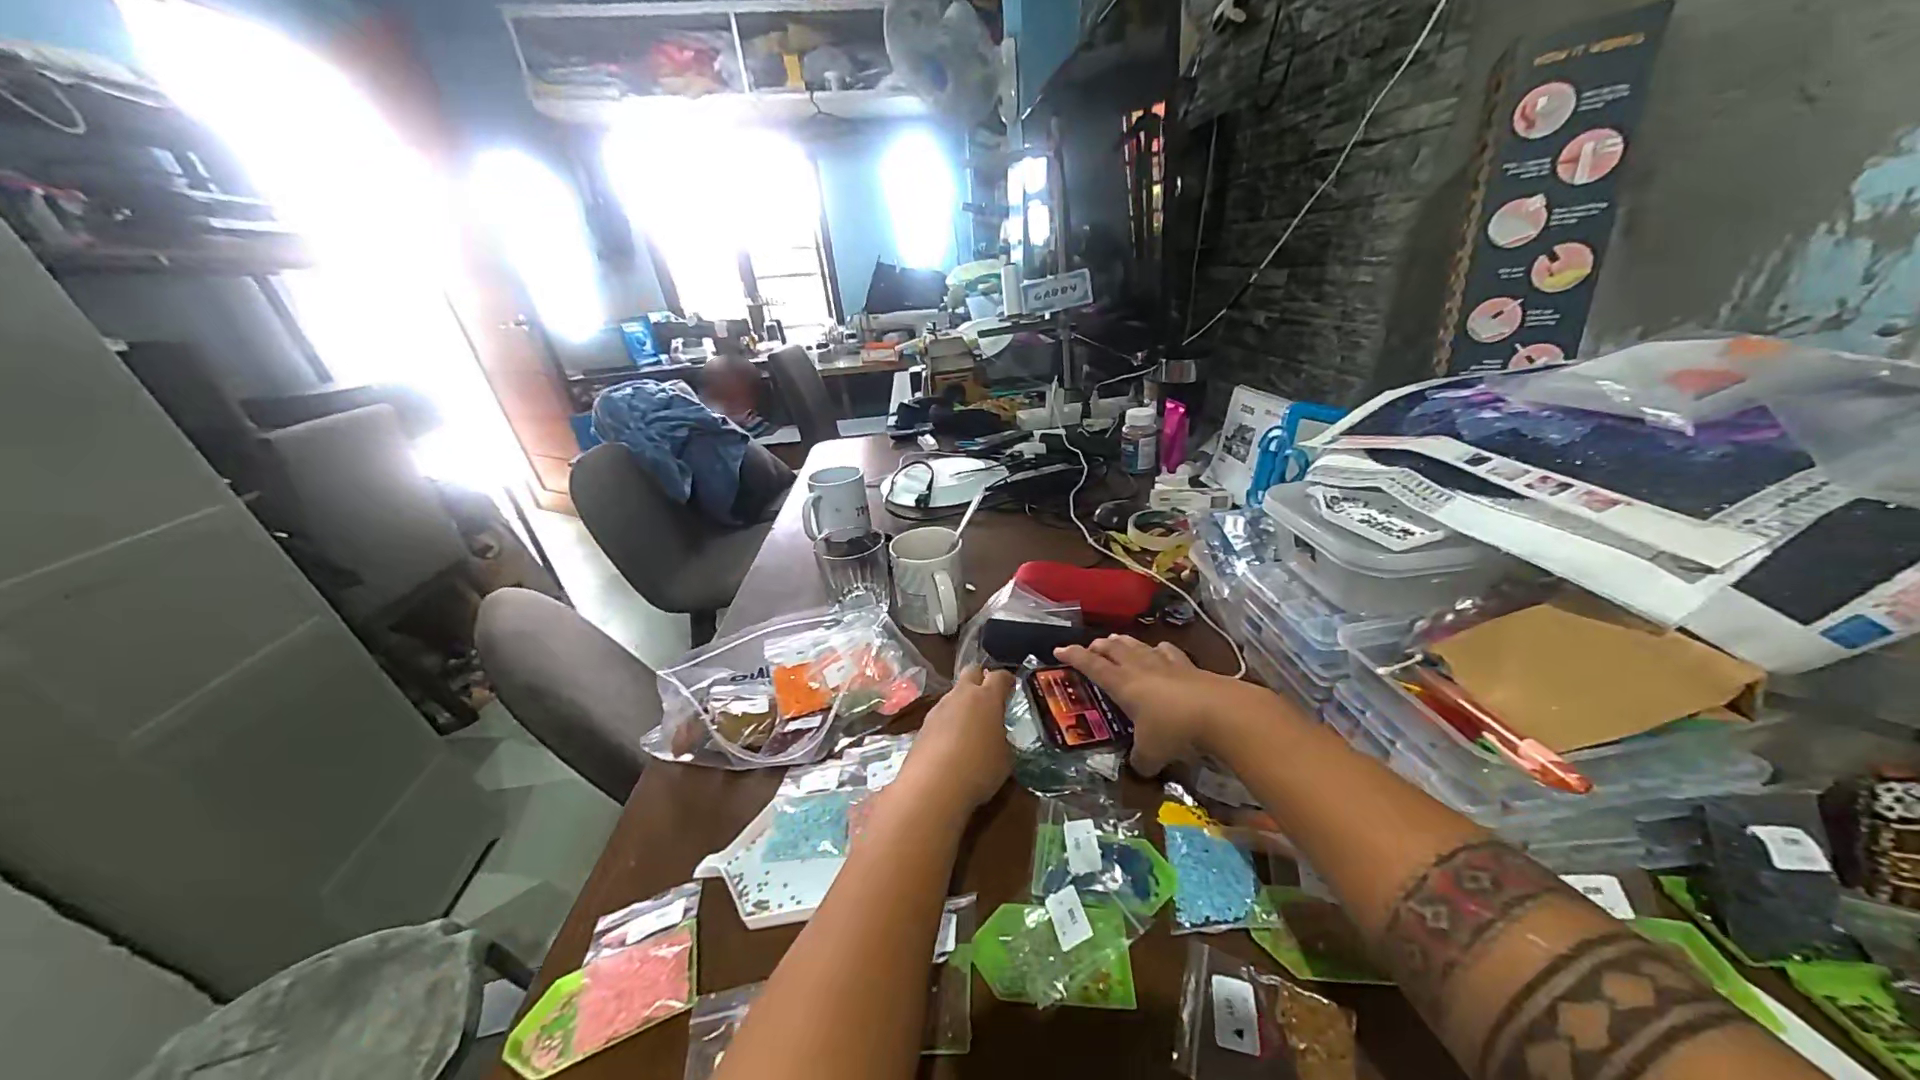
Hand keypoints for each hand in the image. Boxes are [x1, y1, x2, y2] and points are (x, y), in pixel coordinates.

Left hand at [897, 666, 1013, 814]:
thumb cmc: (979, 770)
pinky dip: (949, 721)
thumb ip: (1004, 739)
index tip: (1011, 688)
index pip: (1000, 676)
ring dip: (963, 703)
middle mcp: (961, 695)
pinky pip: (941, 714)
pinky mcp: (923, 724)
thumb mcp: (1005, 758)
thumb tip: (998, 737)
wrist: (932, 787)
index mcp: (987, 698)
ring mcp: (939, 708)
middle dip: (981, 679)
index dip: (1007, 680)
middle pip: (971, 672)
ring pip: (954, 694)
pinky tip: (952, 742)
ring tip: (970, 726)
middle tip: (989, 698)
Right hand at [1054, 635, 1258, 776]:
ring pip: (1139, 646)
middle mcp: (1140, 668)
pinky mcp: (1190, 666)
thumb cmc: (1174, 730)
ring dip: (1125, 643)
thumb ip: (1141, 761)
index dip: (1074, 657)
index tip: (1059, 649)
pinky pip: (1168, 652)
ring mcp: (1167, 664)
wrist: (1221, 712)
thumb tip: (1138, 769)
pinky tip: (1160, 649)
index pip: (1092, 666)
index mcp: (1123, 684)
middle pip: (1115, 649)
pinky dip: (1159, 649)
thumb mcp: (1151, 754)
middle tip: (1091, 646)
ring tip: (1117, 640)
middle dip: (1100, 646)